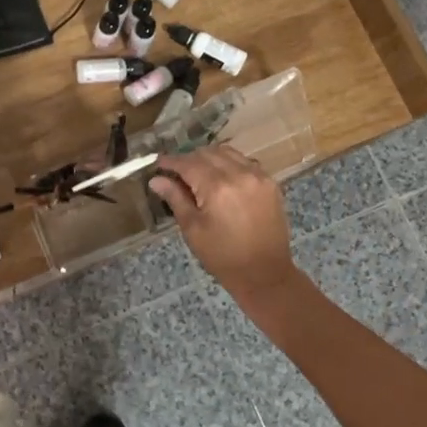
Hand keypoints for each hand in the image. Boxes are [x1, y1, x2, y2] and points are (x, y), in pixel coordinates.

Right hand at [149, 145, 298, 301]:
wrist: (265, 273)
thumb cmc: (223, 256)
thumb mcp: (193, 229)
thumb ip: (175, 198)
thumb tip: (156, 180)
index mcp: (217, 187)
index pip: (188, 163)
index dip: (170, 162)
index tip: (158, 164)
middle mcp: (239, 174)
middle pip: (207, 153)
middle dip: (189, 159)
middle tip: (177, 173)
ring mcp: (258, 176)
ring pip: (228, 153)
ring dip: (210, 158)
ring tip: (200, 174)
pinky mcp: (270, 183)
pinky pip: (245, 162)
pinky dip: (230, 164)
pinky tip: (223, 179)